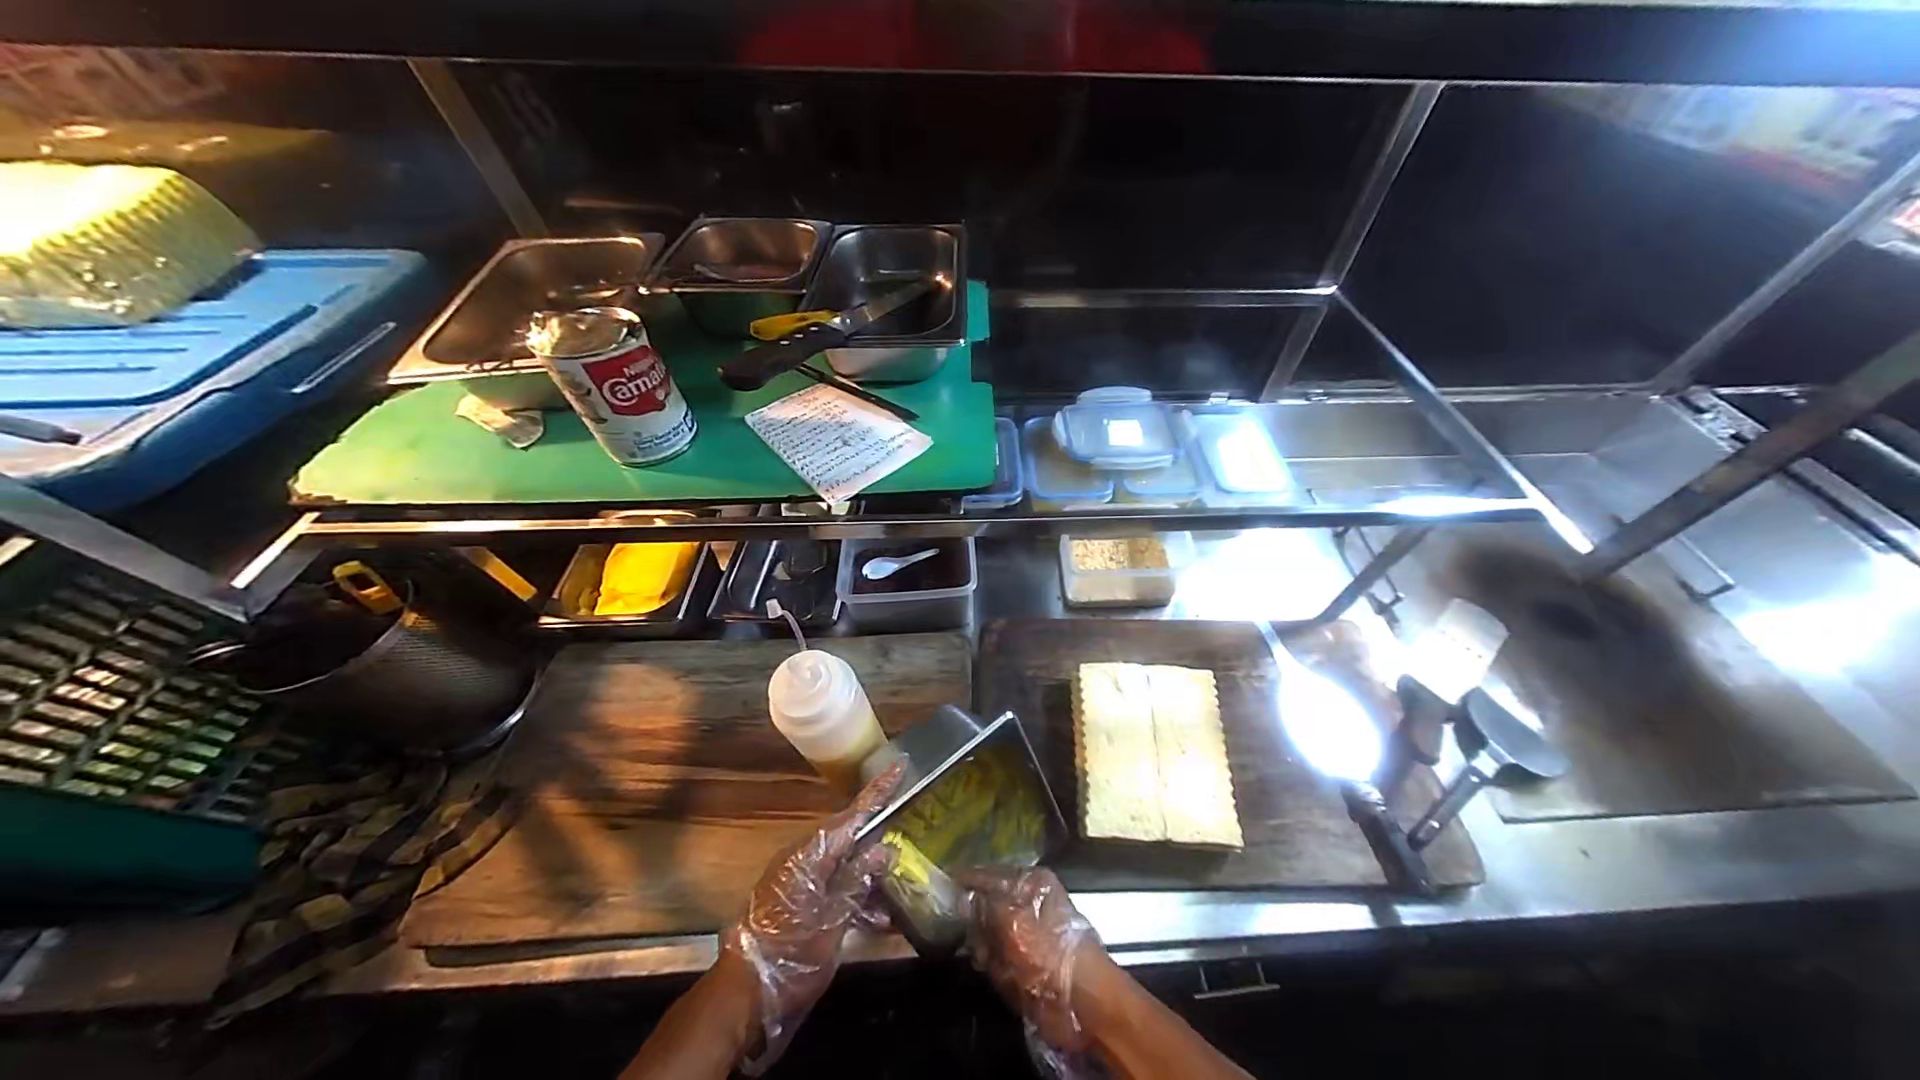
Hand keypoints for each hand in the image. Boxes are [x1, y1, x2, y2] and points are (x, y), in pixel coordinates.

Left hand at [724, 764, 902, 1071]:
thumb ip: (856, 882)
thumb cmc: (788, 957)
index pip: (851, 816)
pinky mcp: (797, 904)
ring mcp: (798, 883)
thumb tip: (883, 849)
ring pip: (844, 867)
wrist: (743, 1000)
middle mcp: (802, 861)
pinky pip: (833, 888)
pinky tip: (880, 919)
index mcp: (808, 856)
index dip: (877, 792)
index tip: (899, 766)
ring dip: (870, 878)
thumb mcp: (830, 922)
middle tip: (910, 827)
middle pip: (848, 839)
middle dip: (879, 836)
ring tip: (901, 891)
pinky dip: (856, 900)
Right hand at [959, 866, 1099, 1052]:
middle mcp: (1029, 902)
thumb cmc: (1049, 953)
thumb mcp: (1011, 920)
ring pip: (987, 933)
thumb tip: (961, 897)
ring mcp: (1028, 933)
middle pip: (985, 904)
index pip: (986, 874)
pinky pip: (997, 959)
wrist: (1084, 1004)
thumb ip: (983, 904)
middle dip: (971, 921)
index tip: (937, 890)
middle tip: (957, 932)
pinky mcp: (1027, 962)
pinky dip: (992, 967)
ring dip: (983, 948)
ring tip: (984, 958)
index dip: (961, 882)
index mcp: (1030, 882)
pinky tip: (994, 971)